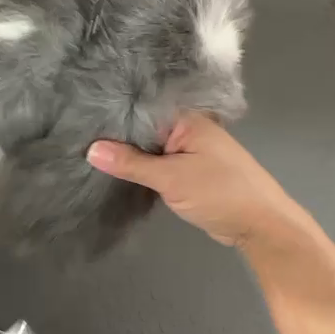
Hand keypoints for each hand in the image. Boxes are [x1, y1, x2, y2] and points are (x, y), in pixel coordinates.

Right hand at [87, 114, 308, 248]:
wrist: (260, 225)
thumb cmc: (220, 193)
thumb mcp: (171, 178)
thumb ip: (131, 164)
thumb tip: (91, 150)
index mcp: (187, 119)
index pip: (142, 108)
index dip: (113, 112)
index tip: (79, 110)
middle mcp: (188, 129)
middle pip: (144, 128)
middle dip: (116, 134)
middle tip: (74, 132)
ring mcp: (190, 151)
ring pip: (151, 149)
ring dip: (128, 154)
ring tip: (84, 148)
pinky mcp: (190, 172)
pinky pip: (158, 165)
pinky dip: (141, 169)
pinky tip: (115, 170)